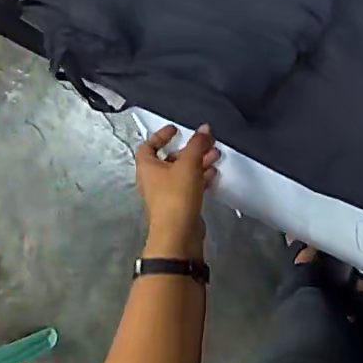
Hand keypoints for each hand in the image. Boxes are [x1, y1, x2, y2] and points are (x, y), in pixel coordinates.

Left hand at [135, 124, 220, 260]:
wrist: (178, 234)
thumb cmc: (176, 195)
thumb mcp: (188, 164)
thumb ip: (197, 144)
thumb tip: (204, 128)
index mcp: (147, 167)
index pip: (148, 146)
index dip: (160, 136)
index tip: (175, 130)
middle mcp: (153, 180)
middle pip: (170, 158)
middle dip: (188, 149)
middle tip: (205, 142)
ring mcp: (166, 194)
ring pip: (182, 172)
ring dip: (198, 162)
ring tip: (215, 155)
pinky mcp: (179, 205)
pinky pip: (190, 186)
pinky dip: (200, 177)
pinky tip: (213, 172)